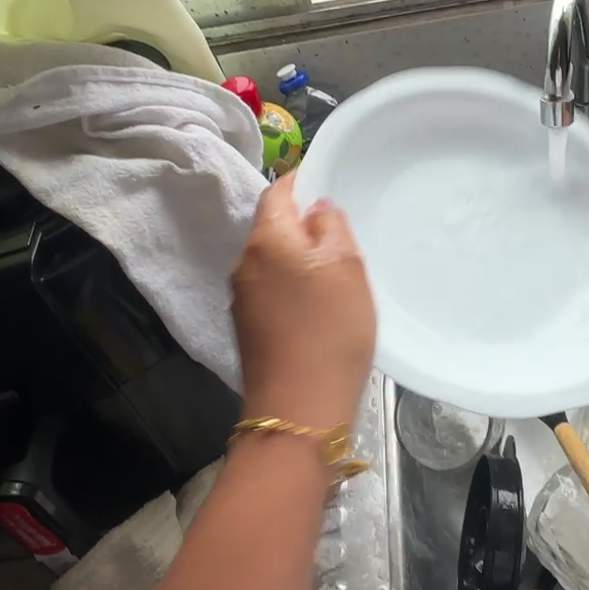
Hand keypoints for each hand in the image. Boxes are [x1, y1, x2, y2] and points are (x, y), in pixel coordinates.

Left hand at [232, 174, 376, 430]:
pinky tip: (319, 306)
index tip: (327, 179)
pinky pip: (272, 291)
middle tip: (343, 232)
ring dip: (299, 259)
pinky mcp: (249, 330)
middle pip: (274, 228)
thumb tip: (315, 208)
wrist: (299, 410)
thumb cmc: (330, 327)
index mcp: (266, 239)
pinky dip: (293, 287)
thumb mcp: (346, 265)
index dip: (301, 180)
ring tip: (336, 272)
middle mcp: (244, 264)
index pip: (277, 192)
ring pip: (273, 262)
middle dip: (304, 224)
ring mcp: (242, 300)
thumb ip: (331, 225)